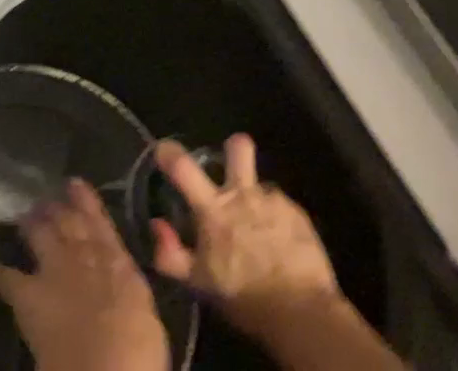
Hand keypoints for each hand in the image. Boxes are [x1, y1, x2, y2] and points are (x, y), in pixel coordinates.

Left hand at [0, 178, 168, 370]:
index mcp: (118, 263)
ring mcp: (53, 271)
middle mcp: (84, 255)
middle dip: (54, 208)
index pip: (100, 223)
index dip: (86, 202)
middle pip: (66, 221)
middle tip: (44, 201)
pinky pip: (4, 275)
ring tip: (23, 214)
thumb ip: (129, 287)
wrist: (103, 368)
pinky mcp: (27, 294)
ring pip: (39, 233)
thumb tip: (122, 281)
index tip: (74, 183)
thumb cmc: (136, 350)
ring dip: (30, 222)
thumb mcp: (144, 309)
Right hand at [149, 134, 343, 337]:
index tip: (164, 150)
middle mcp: (244, 196)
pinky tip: (279, 244)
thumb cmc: (244, 296)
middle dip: (234, 147)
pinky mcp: (298, 212)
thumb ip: (170, 254)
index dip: (169, 152)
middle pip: (239, 147)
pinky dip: (276, 220)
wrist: (301, 310)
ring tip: (258, 231)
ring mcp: (274, 201)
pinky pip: (280, 206)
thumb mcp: (198, 282)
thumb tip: (157, 224)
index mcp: (213, 211)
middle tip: (230, 165)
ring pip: (260, 185)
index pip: (184, 168)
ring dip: (255, 201)